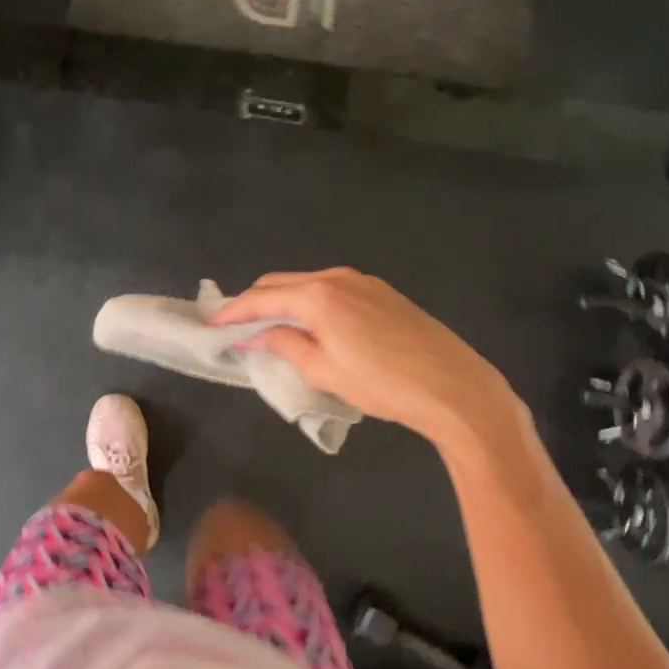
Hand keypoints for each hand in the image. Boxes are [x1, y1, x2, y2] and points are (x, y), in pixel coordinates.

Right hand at [211, 269, 524, 445]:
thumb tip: (258, 335)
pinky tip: (312, 325)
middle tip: (237, 326)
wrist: (457, 390)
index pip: (261, 298)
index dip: (233, 312)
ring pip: (307, 284)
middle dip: (255, 302)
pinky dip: (311, 302)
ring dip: (284, 301)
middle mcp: (337, 278)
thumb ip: (286, 346)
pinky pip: (332, 289)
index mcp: (317, 295)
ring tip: (271, 326)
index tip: (211, 324)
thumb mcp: (325, 372)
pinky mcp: (384, 293)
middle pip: (281, 283)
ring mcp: (364, 282)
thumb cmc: (384, 385)